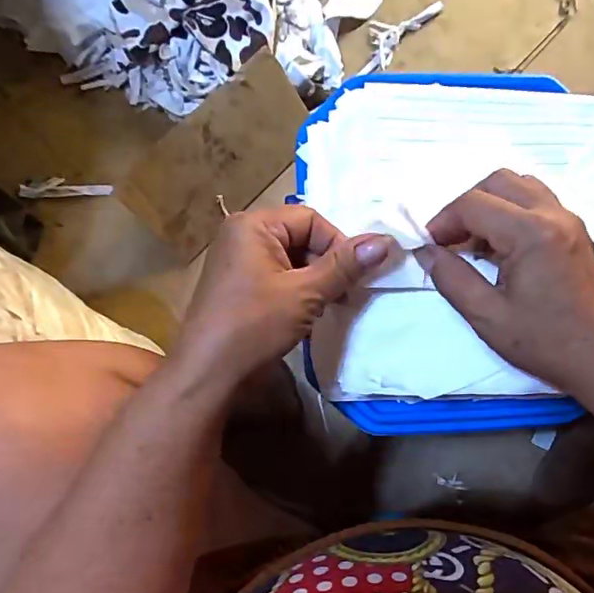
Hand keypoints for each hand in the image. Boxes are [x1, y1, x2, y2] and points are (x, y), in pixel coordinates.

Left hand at [176, 206, 392, 387]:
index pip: (311, 220)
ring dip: (315, 281)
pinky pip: (277, 278)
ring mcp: (237, 262)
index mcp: (253, 225)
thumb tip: (386, 242)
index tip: (354, 277)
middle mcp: (242, 235)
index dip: (338, 244)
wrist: (207, 372)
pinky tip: (308, 314)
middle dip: (327, 265)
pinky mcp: (238, 287)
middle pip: (301, 238)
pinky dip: (297, 292)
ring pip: (291, 261)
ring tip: (329, 306)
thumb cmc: (254, 325)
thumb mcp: (304, 294)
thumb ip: (344, 266)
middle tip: (345, 295)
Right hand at [423, 170, 593, 388]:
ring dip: (487, 204)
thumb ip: (451, 278)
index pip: (473, 204)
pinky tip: (497, 245)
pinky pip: (535, 200)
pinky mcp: (574, 230)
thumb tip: (427, 252)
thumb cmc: (545, 342)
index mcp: (531, 234)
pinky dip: (508, 210)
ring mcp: (568, 219)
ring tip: (471, 241)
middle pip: (496, 181)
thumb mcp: (487, 316)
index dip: (442, 221)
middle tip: (447, 240)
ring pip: (518, 185)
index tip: (428, 246)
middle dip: (463, 206)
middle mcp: (553, 215)